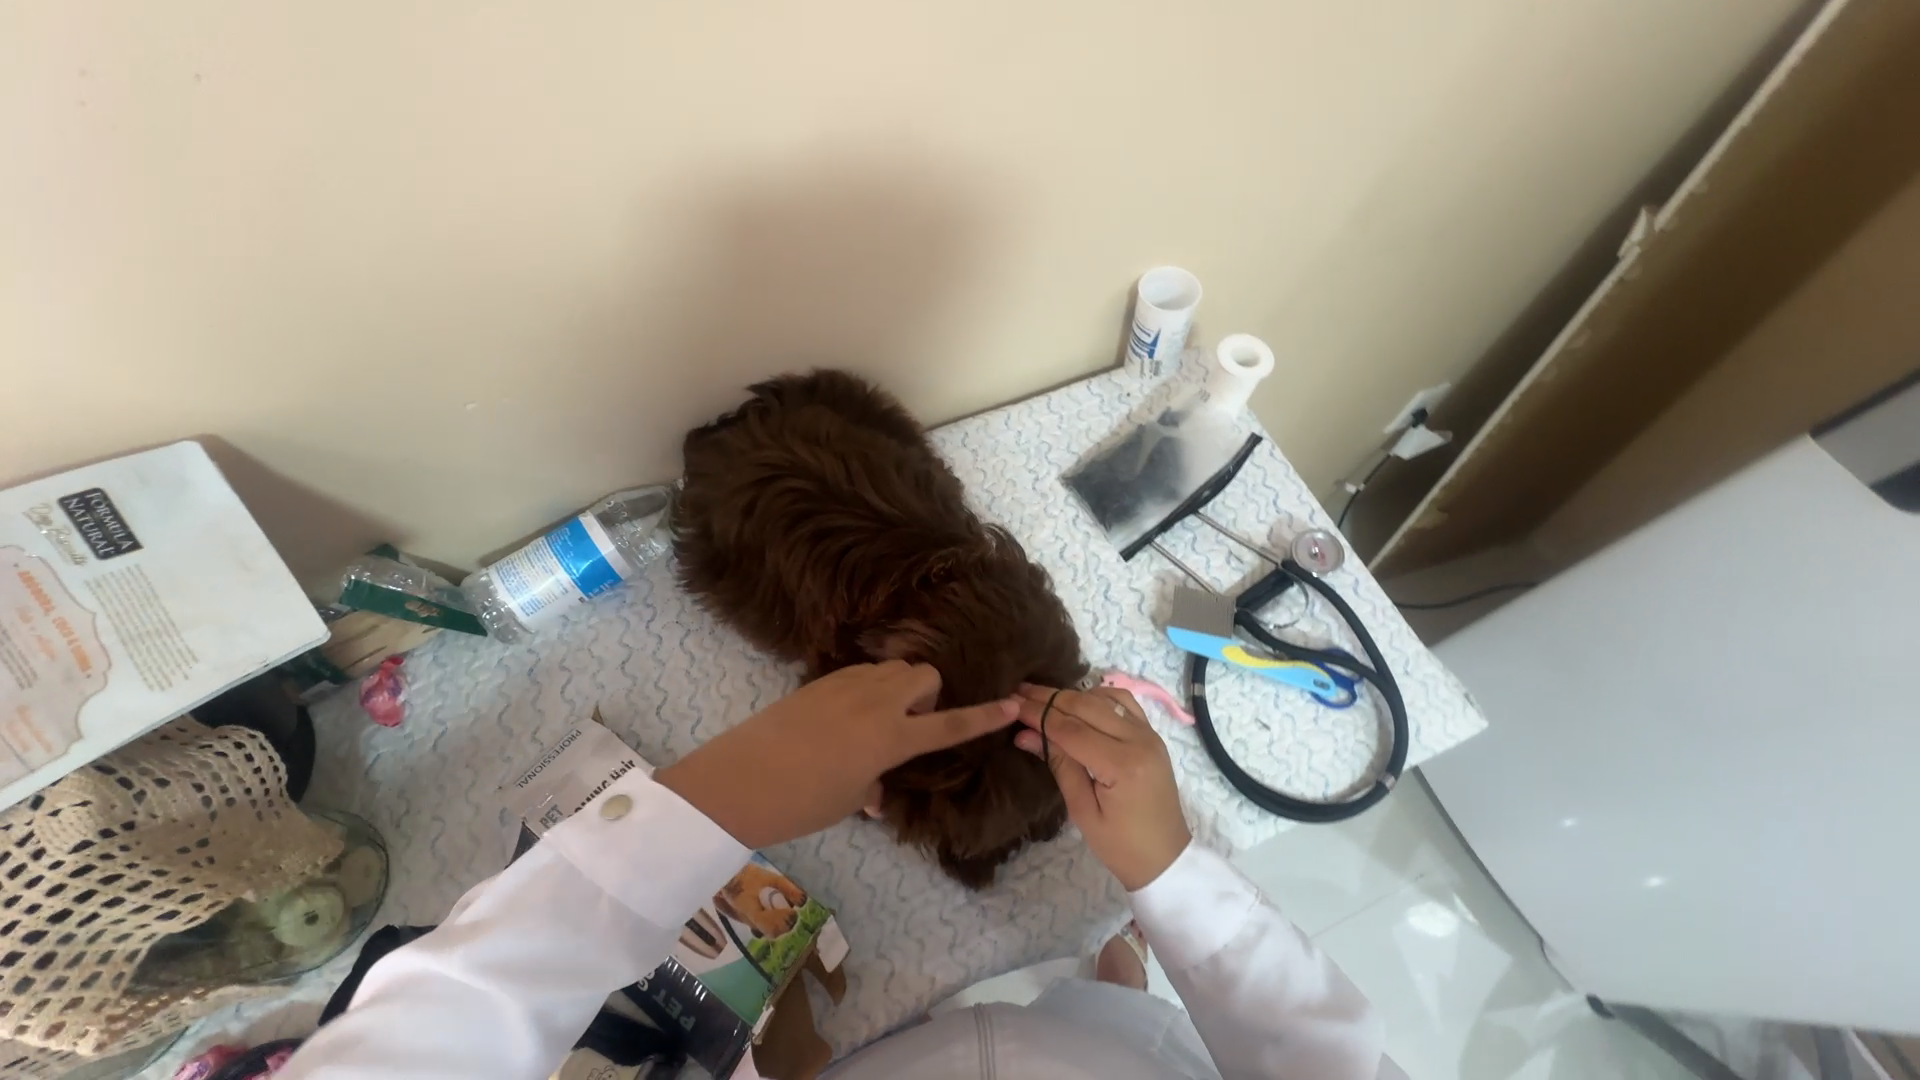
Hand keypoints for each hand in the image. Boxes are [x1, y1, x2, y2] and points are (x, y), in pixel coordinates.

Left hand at [656, 661, 1017, 848]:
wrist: (737, 780)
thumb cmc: (801, 802)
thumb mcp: (848, 800)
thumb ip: (874, 782)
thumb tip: (877, 787)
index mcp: (891, 737)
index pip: (950, 724)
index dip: (984, 716)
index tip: (1012, 703)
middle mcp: (876, 701)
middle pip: (924, 675)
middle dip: (929, 695)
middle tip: (909, 727)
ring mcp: (847, 684)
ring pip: (894, 668)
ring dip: (900, 688)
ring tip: (878, 720)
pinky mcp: (821, 681)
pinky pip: (863, 672)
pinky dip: (870, 687)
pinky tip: (846, 716)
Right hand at [1013, 684, 1191, 890]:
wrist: (1166, 858)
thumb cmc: (1121, 846)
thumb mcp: (1083, 812)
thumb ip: (1059, 766)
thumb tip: (1025, 734)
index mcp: (1121, 765)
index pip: (1071, 729)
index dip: (1038, 715)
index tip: (1012, 705)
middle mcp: (1138, 740)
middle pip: (1086, 706)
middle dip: (1049, 698)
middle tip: (1019, 692)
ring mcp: (1149, 734)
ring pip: (1105, 698)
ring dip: (1072, 695)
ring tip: (1042, 697)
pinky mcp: (1153, 735)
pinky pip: (1125, 703)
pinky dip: (1099, 696)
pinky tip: (1079, 701)